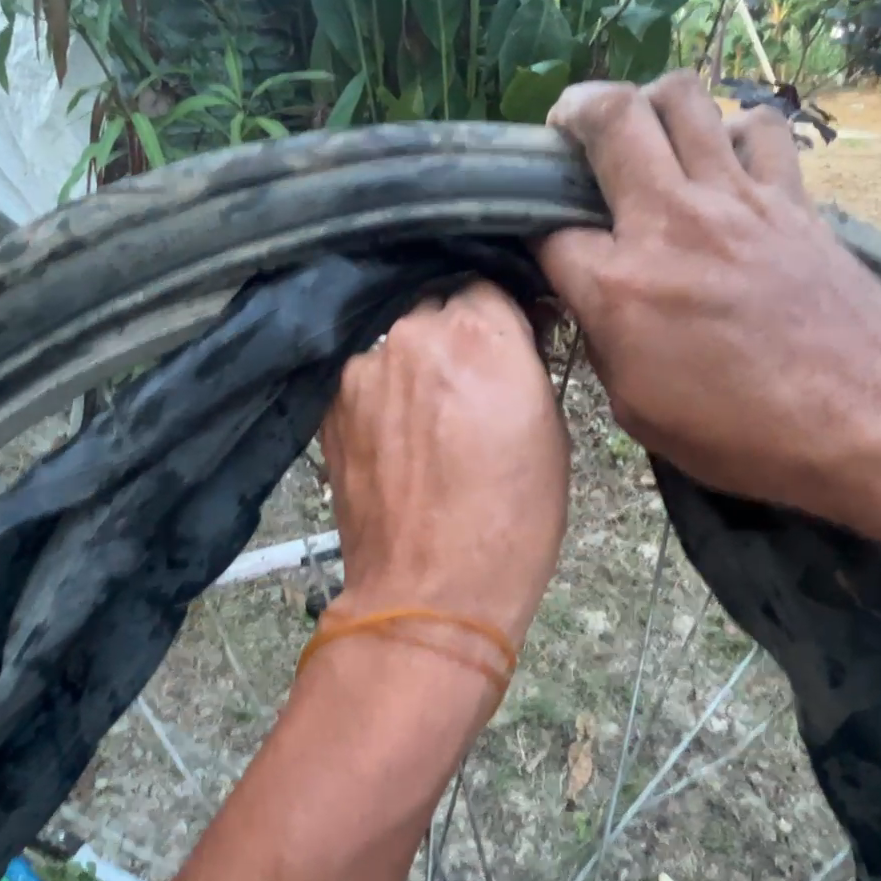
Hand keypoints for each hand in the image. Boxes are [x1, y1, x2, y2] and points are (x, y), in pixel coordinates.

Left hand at [319, 281, 568, 647]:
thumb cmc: (512, 522)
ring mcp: (363, 369)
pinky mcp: (330, 406)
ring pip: (397, 343)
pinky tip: (396, 440)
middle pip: (439, 308)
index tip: (509, 346)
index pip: (489, 287)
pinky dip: (384, 396)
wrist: (431, 594)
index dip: (502, 318)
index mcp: (480, 335)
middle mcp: (413, 335)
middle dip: (457, 337)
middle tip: (470, 387)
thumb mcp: (549, 432)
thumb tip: (510, 339)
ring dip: (416, 366)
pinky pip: (366, 380)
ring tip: (428, 422)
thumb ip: (525, 365)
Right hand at [538, 71, 880, 517]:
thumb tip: (591, 302)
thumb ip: (601, 342)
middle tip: (569, 126)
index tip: (544, 244)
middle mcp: (671, 223)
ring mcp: (736, 201)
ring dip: (648, 100)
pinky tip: (724, 159)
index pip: (549, 230)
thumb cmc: (741, 435)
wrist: (862, 421)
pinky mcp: (791, 198)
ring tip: (643, 128)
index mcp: (621, 288)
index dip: (534, 232)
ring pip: (682, 97)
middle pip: (610, 119)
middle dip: (575, 111)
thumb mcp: (636, 411)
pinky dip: (731, 130)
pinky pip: (758, 128)